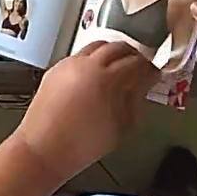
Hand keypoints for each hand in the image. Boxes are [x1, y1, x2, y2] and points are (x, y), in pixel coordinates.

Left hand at [9, 41, 155, 184]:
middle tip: (140, 66)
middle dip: (132, 55)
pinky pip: (80, 55)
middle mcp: (87, 65)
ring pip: (97, 45)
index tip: (154, 73)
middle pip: (118, 47)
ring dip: (112, 52)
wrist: (42, 150)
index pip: (136, 63)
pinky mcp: (56, 68)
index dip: (149, 68)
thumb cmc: (81, 145)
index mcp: (106, 79)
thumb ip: (133, 100)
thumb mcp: (119, 126)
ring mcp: (70, 64)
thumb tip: (142, 86)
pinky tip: (96, 73)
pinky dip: (93, 59)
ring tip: (118, 66)